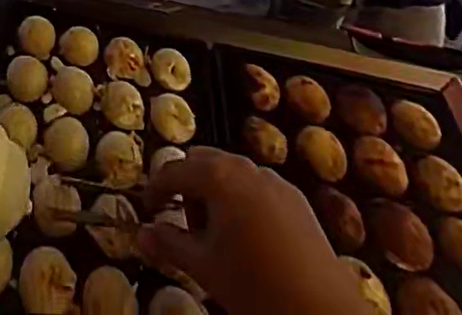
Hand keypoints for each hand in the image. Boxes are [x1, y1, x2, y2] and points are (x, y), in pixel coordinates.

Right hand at [138, 148, 371, 314]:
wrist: (319, 305)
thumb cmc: (253, 285)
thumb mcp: (204, 268)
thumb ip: (169, 245)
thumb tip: (141, 233)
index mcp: (219, 177)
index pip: (175, 169)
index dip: (156, 187)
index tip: (147, 209)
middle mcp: (246, 167)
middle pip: (204, 161)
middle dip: (187, 185)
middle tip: (181, 224)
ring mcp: (273, 179)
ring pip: (232, 173)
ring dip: (214, 194)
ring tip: (214, 239)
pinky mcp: (293, 196)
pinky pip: (256, 187)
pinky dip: (240, 201)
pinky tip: (246, 240)